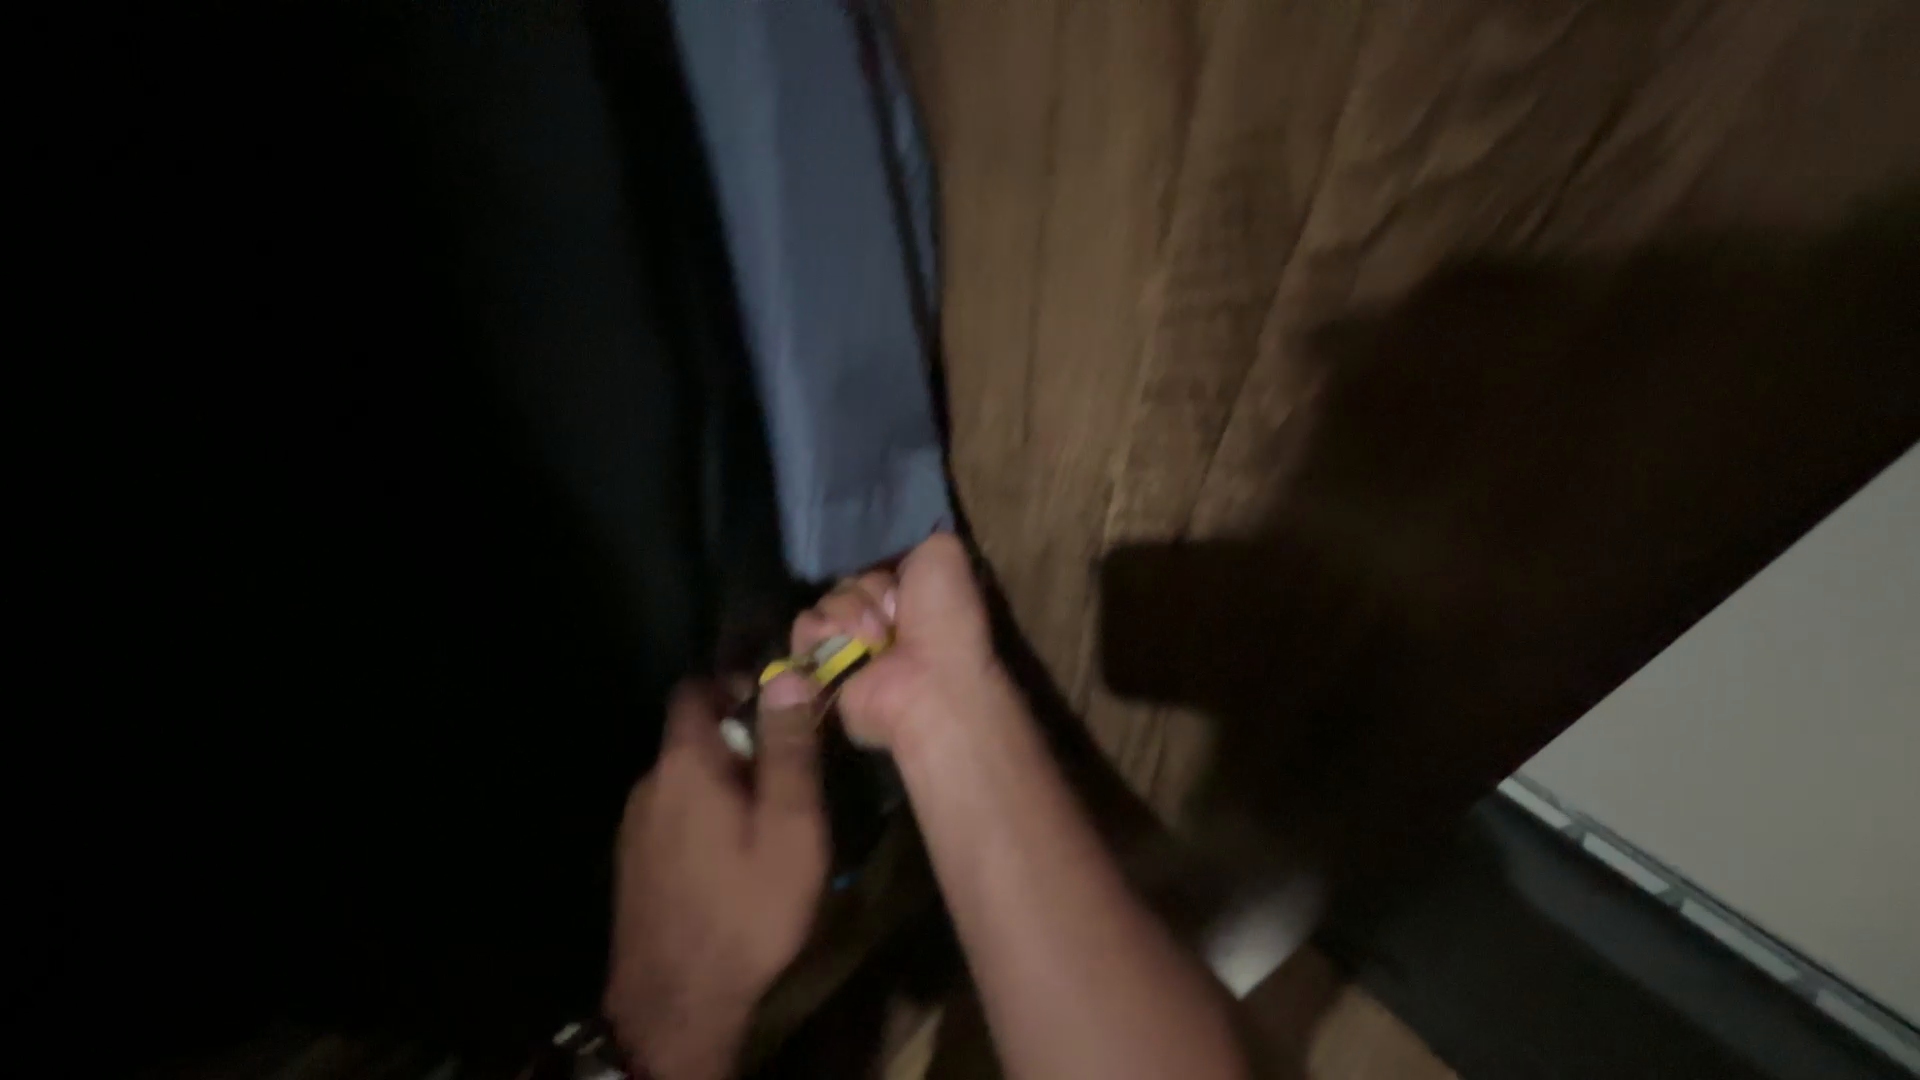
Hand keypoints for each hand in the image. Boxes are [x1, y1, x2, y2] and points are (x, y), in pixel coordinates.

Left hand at [604, 677, 826, 1079]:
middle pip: (696, 735)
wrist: (676, 1008)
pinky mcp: (635, 863)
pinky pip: (676, 814)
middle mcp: (650, 782)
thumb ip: (788, 748)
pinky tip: (734, 860)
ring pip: (688, 779)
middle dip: (743, 742)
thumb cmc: (747, 907)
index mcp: (685, 762)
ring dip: (726, 783)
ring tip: (769, 824)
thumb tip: (787, 674)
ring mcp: (636, 825)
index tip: (779, 710)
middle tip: (790, 780)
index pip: (695, 689)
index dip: (736, 686)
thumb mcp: (790, 824)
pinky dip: (707, 816)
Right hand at [792, 533, 1002, 750]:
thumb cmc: (945, 618)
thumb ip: (914, 534)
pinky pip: (806, 627)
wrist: (929, 681)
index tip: (894, 569)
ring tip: (877, 639)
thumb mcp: (943, 553)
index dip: (879, 560)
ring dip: (851, 613)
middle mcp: (879, 612)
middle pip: (848, 577)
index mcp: (909, 589)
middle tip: (893, 612)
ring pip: (827, 599)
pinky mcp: (823, 664)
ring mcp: (850, 639)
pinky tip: (849, 646)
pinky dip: (823, 632)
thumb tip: (882, 537)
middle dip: (869, 588)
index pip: (873, 558)